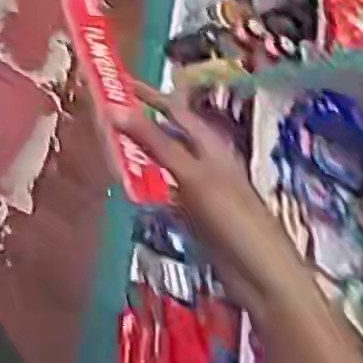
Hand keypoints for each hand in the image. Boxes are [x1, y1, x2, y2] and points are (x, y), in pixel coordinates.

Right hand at [112, 82, 308, 308]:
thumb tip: (113, 108)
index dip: (145, 94)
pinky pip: (157, 185)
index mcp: (209, 143)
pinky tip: (121, 179)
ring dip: (133, 150)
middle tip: (99, 111)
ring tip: (101, 140)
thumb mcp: (192, 175)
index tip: (114, 82)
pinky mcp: (190, 211)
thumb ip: (154, 142)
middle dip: (133, 121)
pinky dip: (139, 179)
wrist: (264, 281)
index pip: (172, 108)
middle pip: (162, 132)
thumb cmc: (235, 221)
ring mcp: (195, 186)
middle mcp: (202, 159)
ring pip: (157, 159)